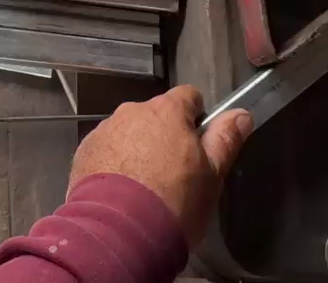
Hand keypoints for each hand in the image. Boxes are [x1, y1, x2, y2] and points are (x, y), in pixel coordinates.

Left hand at [68, 86, 253, 242]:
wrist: (120, 231)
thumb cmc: (174, 202)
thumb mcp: (211, 175)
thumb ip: (226, 139)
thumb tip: (242, 113)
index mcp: (167, 111)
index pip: (188, 96)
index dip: (196, 117)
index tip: (198, 143)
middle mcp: (133, 110)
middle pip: (156, 115)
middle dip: (165, 136)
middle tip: (173, 173)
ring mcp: (106, 128)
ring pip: (130, 131)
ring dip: (138, 148)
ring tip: (145, 186)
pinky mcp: (85, 149)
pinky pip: (106, 148)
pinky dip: (114, 162)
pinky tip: (121, 190)